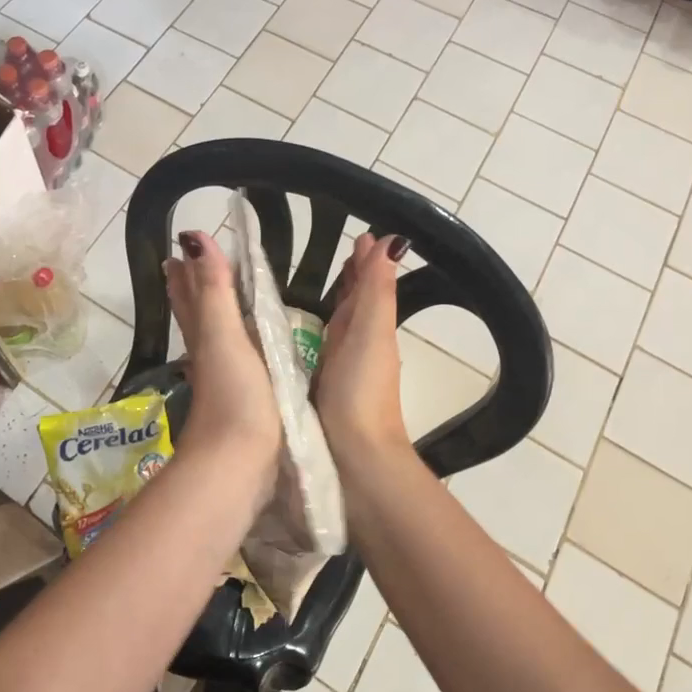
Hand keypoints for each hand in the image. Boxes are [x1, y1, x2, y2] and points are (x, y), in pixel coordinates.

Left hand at [166, 231, 281, 465]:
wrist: (238, 466)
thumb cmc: (233, 396)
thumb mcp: (223, 335)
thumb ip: (214, 290)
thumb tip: (193, 237)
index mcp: (204, 337)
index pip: (190, 298)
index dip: (183, 276)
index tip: (173, 254)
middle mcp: (208, 357)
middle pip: (195, 318)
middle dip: (189, 294)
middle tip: (179, 269)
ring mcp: (225, 384)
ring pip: (213, 341)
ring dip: (213, 320)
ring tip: (219, 305)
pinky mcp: (246, 407)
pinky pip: (240, 366)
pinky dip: (240, 351)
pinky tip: (248, 358)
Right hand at [313, 234, 410, 460]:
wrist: (356, 458)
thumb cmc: (362, 391)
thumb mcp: (371, 332)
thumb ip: (376, 290)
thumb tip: (393, 240)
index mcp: (371, 327)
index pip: (369, 284)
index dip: (365, 260)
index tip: (359, 233)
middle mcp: (359, 343)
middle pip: (356, 301)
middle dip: (351, 276)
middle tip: (339, 249)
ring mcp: (341, 366)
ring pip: (339, 322)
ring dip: (333, 299)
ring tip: (316, 280)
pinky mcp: (320, 384)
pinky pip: (320, 344)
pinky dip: (315, 327)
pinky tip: (297, 329)